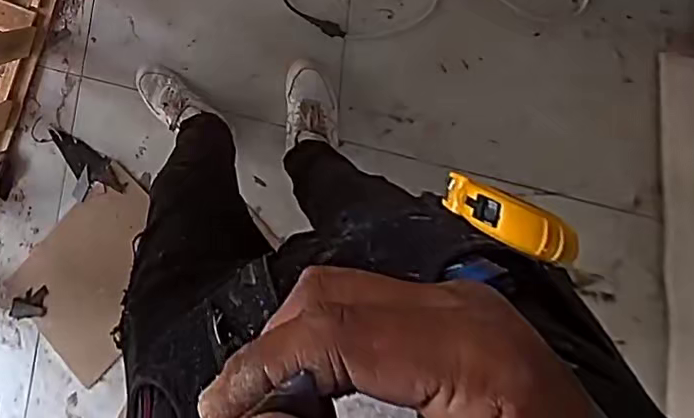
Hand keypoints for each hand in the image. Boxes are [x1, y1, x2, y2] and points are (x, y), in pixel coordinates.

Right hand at [198, 267, 594, 417]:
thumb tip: (256, 414)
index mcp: (470, 349)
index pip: (334, 324)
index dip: (264, 363)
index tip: (222, 402)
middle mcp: (465, 309)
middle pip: (331, 290)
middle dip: (275, 347)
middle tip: (243, 406)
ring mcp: (464, 308)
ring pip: (345, 289)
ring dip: (300, 342)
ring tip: (282, 403)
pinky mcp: (461, 321)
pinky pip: (375, 306)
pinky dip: (335, 343)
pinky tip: (325, 390)